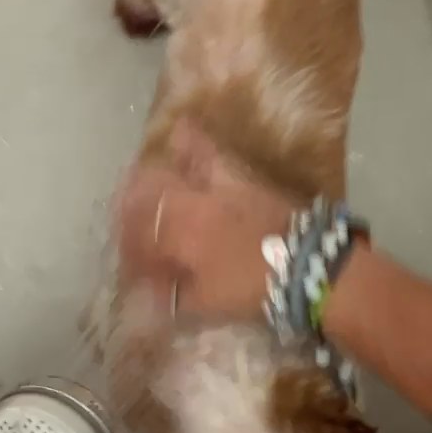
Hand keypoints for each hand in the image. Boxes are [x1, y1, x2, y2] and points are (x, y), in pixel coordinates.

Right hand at [115, 120, 300, 323]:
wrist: (307, 262)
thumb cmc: (254, 287)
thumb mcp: (208, 302)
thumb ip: (173, 295)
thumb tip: (148, 297)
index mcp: (178, 236)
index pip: (140, 240)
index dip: (129, 253)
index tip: (129, 267)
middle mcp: (187, 205)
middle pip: (144, 200)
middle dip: (128, 213)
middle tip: (124, 222)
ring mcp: (211, 186)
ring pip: (167, 172)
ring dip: (145, 178)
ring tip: (135, 180)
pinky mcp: (236, 176)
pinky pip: (206, 152)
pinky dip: (189, 140)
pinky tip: (180, 130)